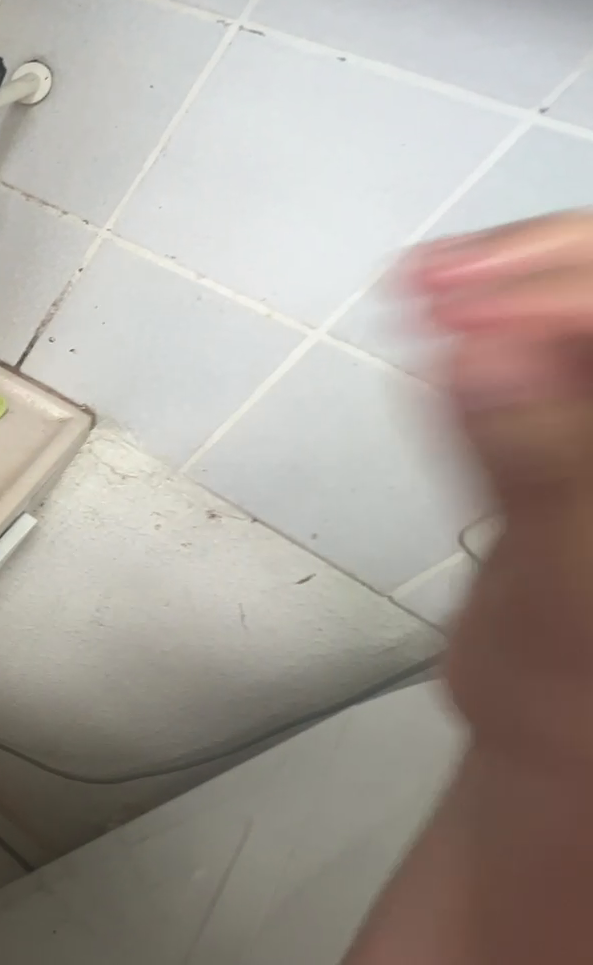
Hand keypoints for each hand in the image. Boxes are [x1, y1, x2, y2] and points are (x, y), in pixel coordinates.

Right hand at [405, 210, 592, 771]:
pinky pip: (553, 344)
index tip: (467, 315)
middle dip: (558, 271)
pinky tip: (437, 312)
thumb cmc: (580, 692)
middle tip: (437, 280)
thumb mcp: (569, 598)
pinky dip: (490, 319)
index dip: (584, 301)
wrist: (564, 728)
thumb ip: (544, 477)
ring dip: (517, 283)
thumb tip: (480, 357)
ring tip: (421, 283)